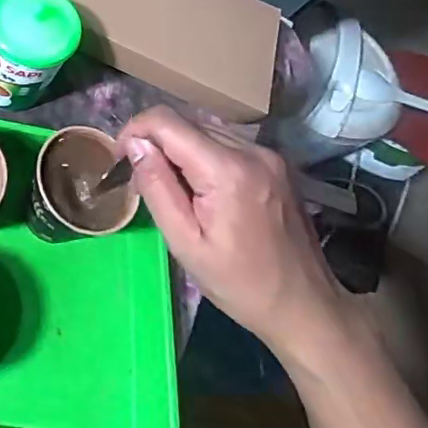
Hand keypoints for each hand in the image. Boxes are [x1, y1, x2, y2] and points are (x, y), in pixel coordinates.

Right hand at [122, 106, 340, 337]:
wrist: (306, 307)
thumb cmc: (240, 284)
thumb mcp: (185, 243)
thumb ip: (157, 187)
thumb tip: (134, 145)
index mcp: (227, 169)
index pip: (166, 120)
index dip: (135, 131)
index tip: (121, 159)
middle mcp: (250, 149)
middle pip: (185, 120)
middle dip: (155, 141)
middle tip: (141, 179)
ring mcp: (267, 153)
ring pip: (204, 127)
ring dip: (178, 147)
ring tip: (170, 186)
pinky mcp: (274, 161)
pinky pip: (225, 141)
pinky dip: (201, 153)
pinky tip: (200, 187)